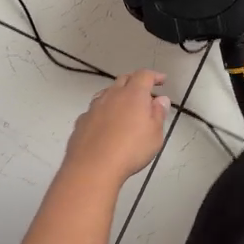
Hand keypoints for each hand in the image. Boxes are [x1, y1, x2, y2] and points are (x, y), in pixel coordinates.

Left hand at [63, 70, 168, 184]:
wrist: (92, 168)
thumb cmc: (131, 150)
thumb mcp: (155, 134)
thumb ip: (158, 114)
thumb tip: (161, 99)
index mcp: (133, 95)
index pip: (144, 75)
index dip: (154, 75)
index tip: (162, 80)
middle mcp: (112, 95)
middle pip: (124, 79)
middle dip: (136, 81)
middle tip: (145, 91)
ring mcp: (94, 108)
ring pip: (107, 93)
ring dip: (118, 95)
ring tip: (125, 106)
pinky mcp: (82, 121)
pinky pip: (96, 109)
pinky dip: (105, 110)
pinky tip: (107, 123)